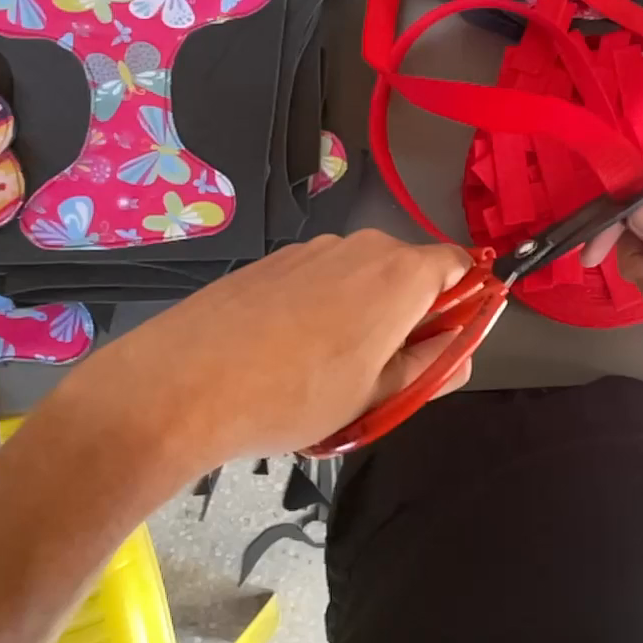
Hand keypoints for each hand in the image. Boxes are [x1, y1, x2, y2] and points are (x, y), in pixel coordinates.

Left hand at [64, 230, 472, 467]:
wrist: (179, 385)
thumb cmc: (295, 395)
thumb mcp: (379, 396)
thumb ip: (434, 367)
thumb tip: (461, 349)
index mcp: (403, 274)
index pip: (461, 265)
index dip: (464, 300)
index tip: (444, 342)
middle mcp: (365, 246)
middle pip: (412, 270)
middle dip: (412, 312)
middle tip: (385, 368)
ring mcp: (315, 248)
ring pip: (364, 275)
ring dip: (366, 310)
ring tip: (326, 366)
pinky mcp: (276, 259)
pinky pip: (323, 276)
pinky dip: (324, 305)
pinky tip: (287, 350)